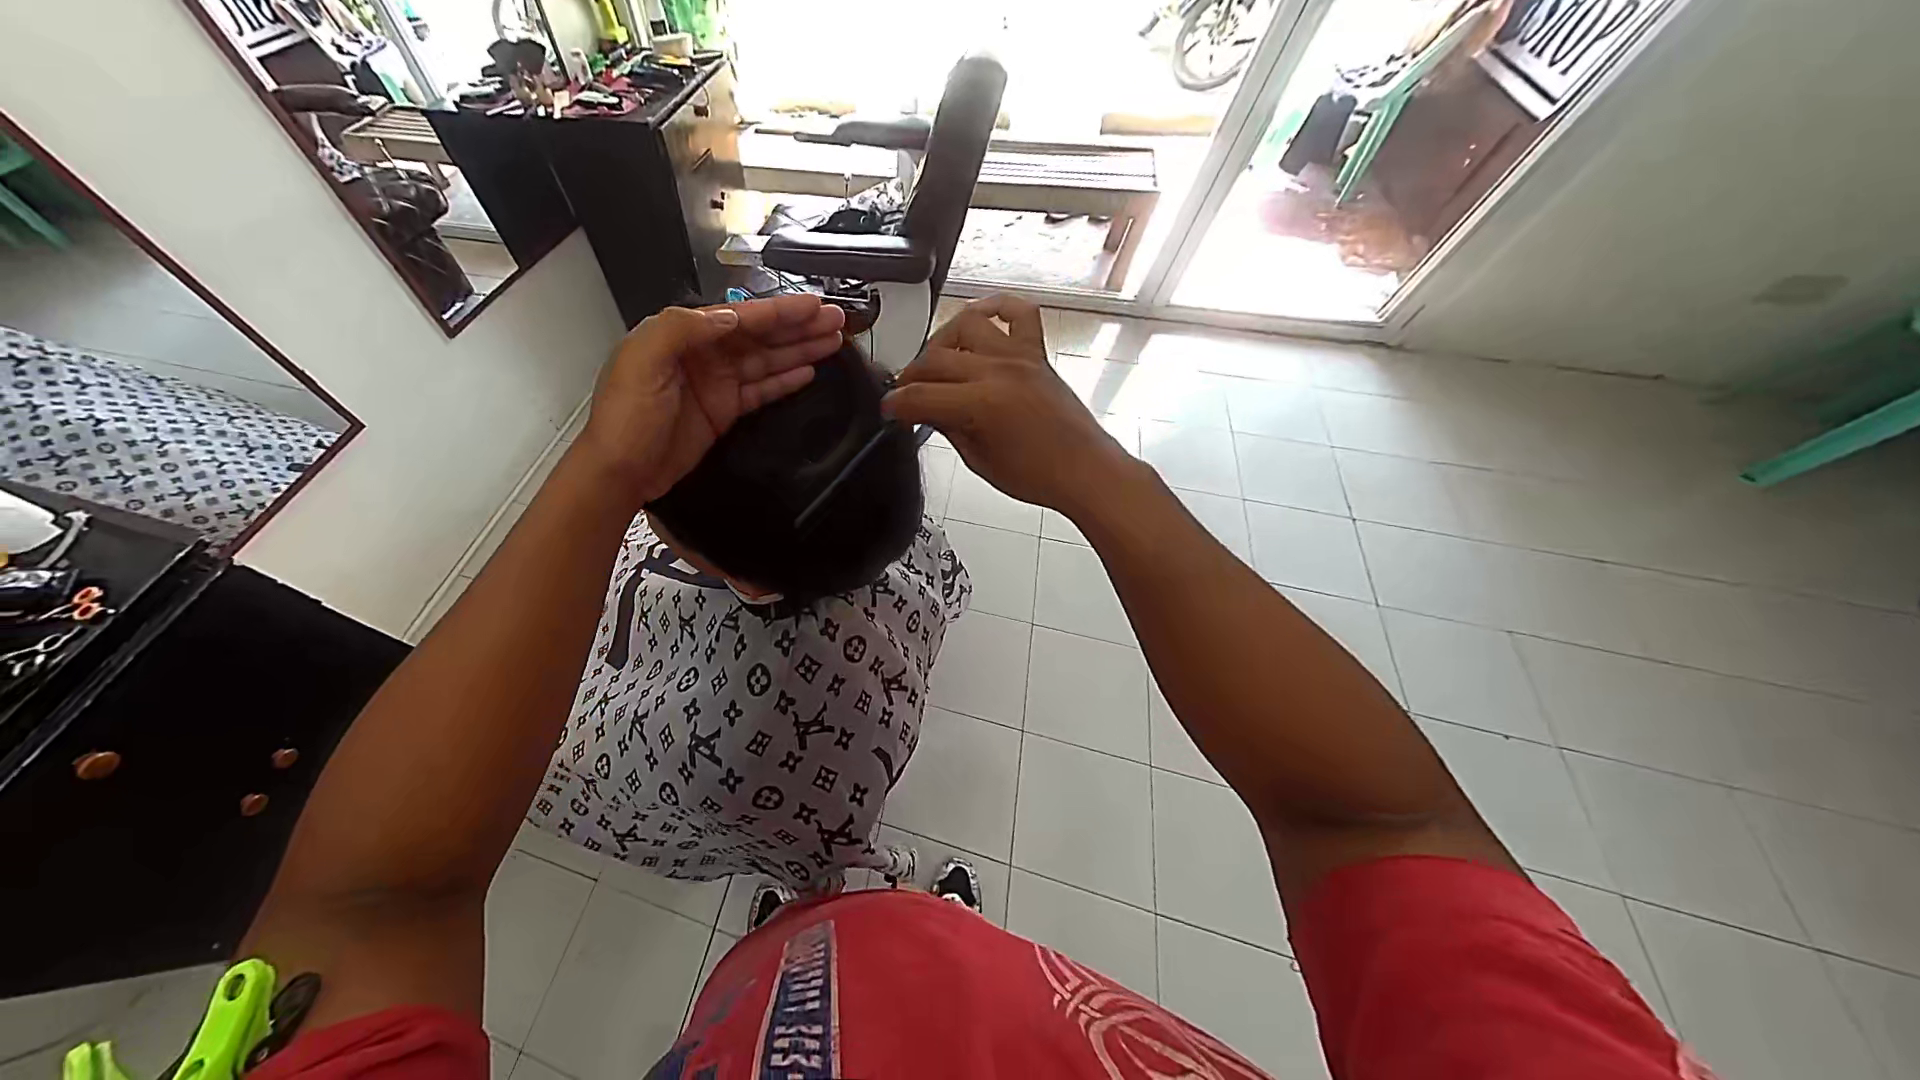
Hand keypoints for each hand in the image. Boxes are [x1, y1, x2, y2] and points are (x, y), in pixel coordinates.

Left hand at [577, 294, 845, 504]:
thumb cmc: (624, 418)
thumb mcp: (642, 361)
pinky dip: (785, 380)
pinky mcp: (725, 410)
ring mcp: (716, 383)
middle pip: (761, 335)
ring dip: (800, 350)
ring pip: (767, 360)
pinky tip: (808, 372)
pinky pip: (762, 389)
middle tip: (835, 320)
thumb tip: (729, 316)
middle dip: (799, 326)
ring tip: (832, 341)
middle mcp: (703, 354)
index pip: (741, 317)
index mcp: (682, 334)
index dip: (780, 311)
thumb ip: (682, 329)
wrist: (622, 471)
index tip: (813, 306)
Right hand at [883, 295, 1138, 515]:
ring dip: (943, 341)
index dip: (896, 405)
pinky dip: (996, 308)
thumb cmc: (1041, 475)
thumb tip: (924, 411)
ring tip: (937, 363)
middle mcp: (998, 371)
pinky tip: (979, 319)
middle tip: (907, 395)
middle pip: (935, 359)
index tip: (889, 410)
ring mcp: (1019, 357)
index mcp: (981, 404)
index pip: (920, 396)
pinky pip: (1018, 312)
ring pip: (966, 324)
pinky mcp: (1036, 354)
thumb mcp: (979, 460)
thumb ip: (947, 428)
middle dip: (911, 378)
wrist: (1085, 471)